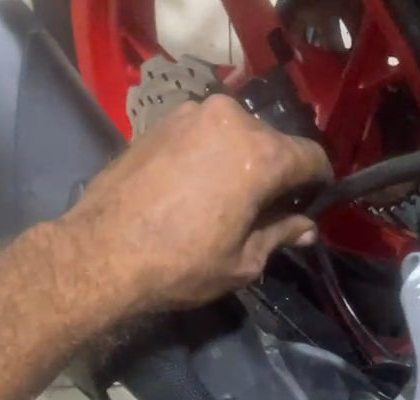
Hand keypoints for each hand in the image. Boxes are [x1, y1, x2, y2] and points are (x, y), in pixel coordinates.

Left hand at [59, 94, 331, 313]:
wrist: (103, 252)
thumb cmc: (180, 265)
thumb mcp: (241, 262)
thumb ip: (279, 236)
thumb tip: (305, 228)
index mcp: (260, 155)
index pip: (311, 158)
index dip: (317, 184)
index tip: (311, 205)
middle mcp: (231, 119)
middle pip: (272, 143)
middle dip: (275, 174)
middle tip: (264, 211)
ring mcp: (192, 114)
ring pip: (236, 136)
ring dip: (240, 163)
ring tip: (224, 202)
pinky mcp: (162, 120)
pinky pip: (203, 135)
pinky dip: (209, 156)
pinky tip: (195, 190)